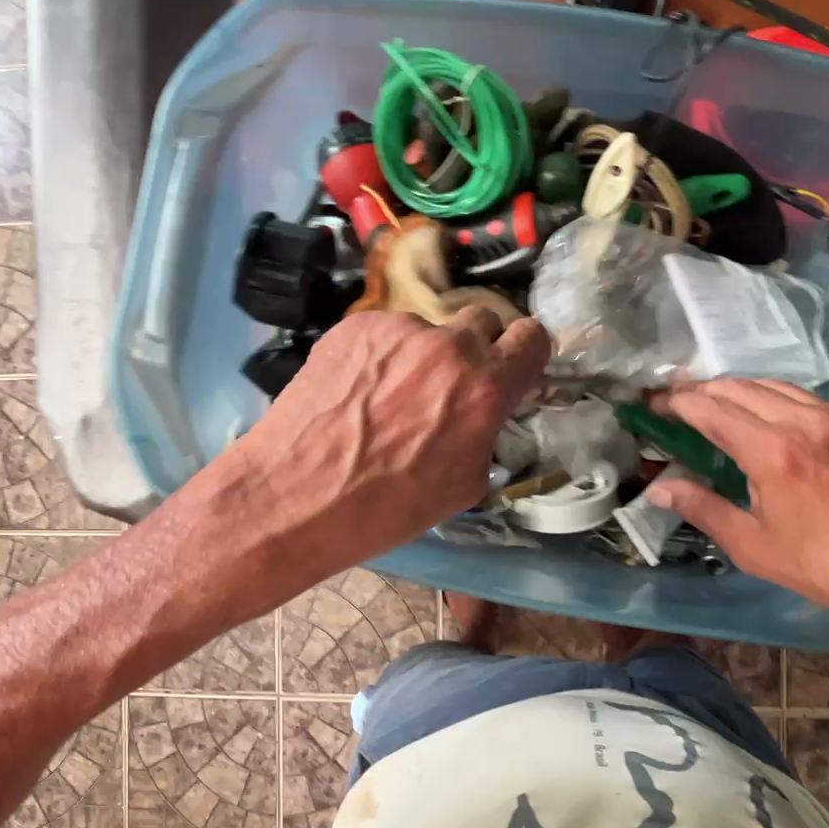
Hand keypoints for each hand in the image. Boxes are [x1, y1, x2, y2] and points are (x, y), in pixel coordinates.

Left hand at [214, 307, 548, 577]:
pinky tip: (353, 393)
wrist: (296, 493)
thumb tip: (480, 416)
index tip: (511, 368)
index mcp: (485, 387)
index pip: (532, 338)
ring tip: (383, 401)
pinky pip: (383, 334)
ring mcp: (397, 330)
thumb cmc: (387, 506)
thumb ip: (485, 434)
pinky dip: (379, 357)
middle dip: (473, 351)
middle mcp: (447, 346)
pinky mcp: (353, 326)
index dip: (525, 353)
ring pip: (426, 331)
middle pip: (481, 321)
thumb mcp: (463, 487)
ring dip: (419, 356)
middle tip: (447, 388)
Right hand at [647, 380, 828, 665]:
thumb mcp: (755, 547)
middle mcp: (808, 422)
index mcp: (774, 453)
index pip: (711, 409)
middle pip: (741, 387)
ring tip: (721, 407)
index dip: (676, 402)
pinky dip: (782, 404)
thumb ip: (704, 508)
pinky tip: (777, 425)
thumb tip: (659, 489)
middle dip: (704, 391)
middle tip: (680, 403)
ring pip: (779, 387)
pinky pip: (815, 402)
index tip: (655, 404)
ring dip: (742, 392)